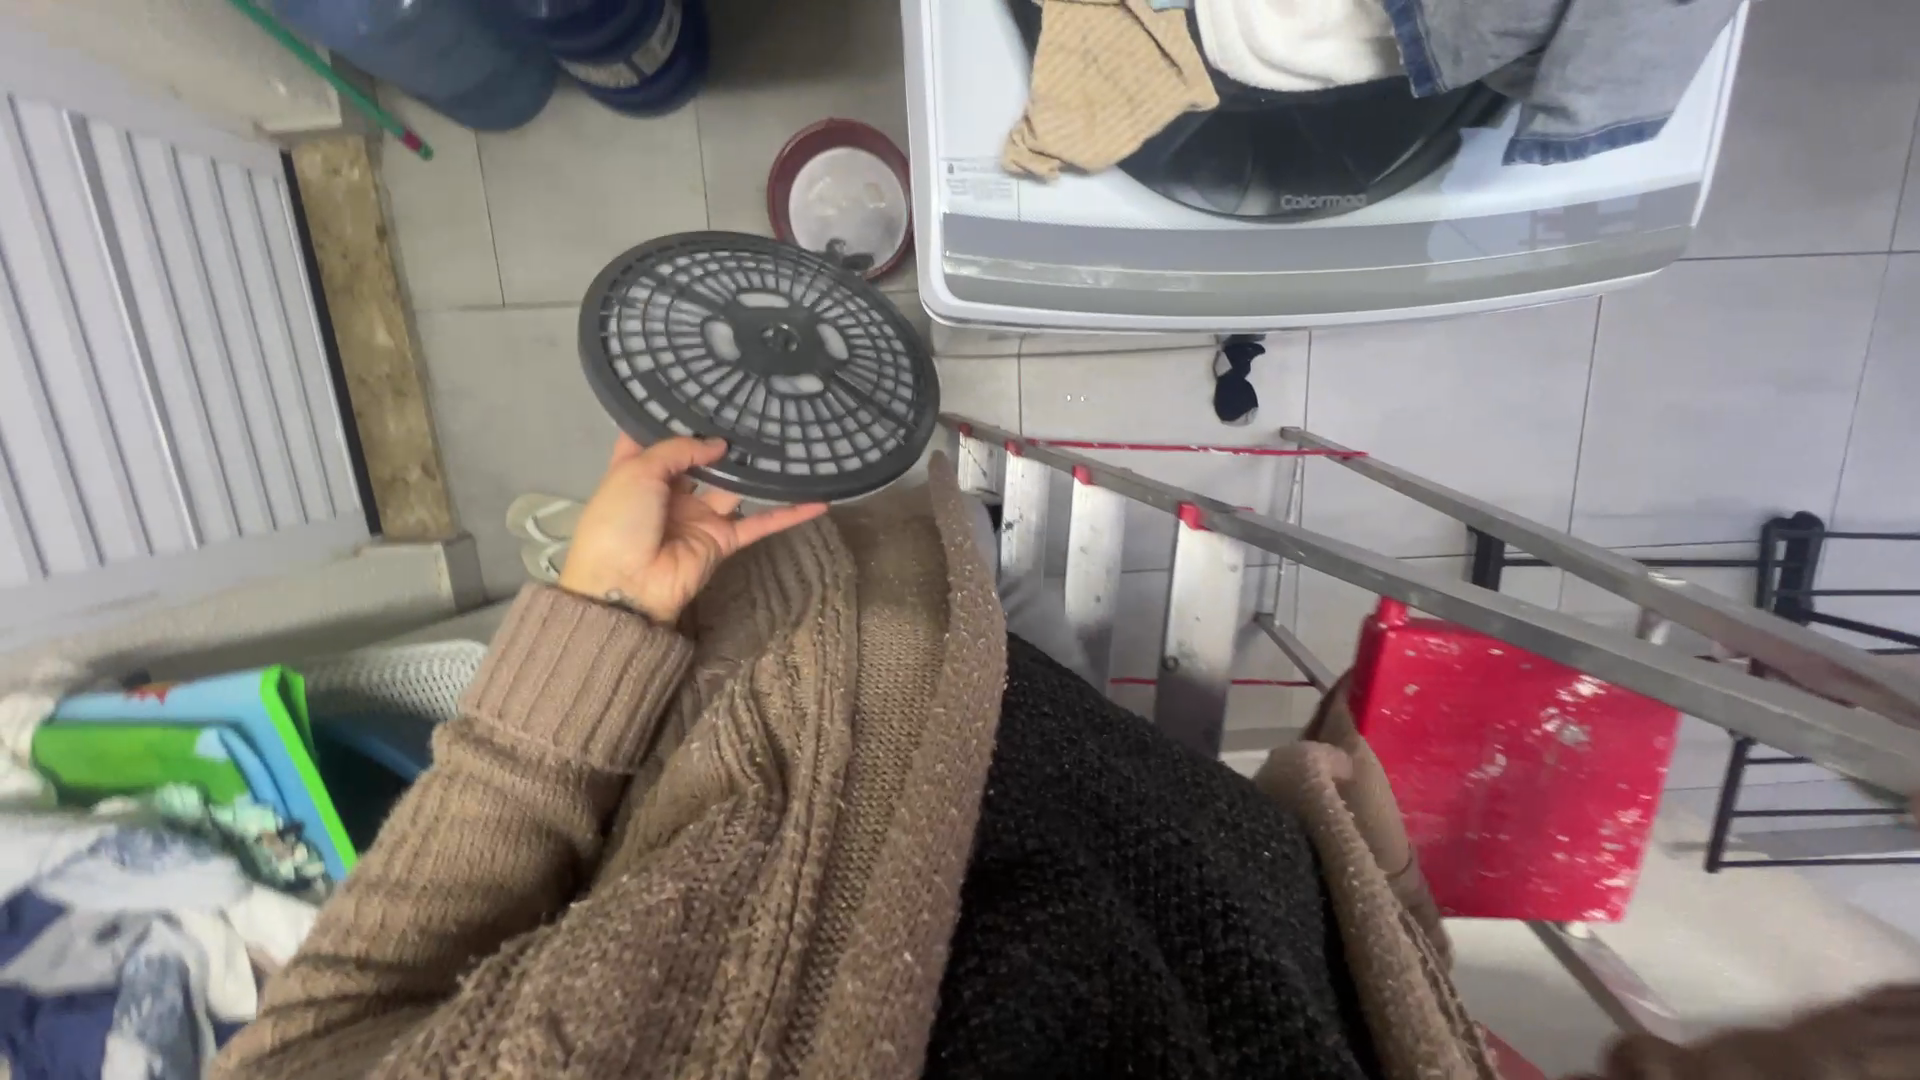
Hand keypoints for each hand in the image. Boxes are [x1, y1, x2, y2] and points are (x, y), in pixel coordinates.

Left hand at [558, 435, 827, 623]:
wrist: (626, 584)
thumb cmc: (619, 520)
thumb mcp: (637, 471)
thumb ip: (678, 449)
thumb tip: (718, 444)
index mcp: (639, 472)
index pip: (658, 440)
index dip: (674, 419)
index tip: (701, 395)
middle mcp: (671, 491)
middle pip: (702, 461)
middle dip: (723, 441)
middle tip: (756, 412)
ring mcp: (699, 517)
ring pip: (735, 487)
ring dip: (757, 470)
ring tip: (786, 440)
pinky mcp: (723, 540)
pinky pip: (760, 522)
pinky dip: (788, 514)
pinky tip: (817, 500)